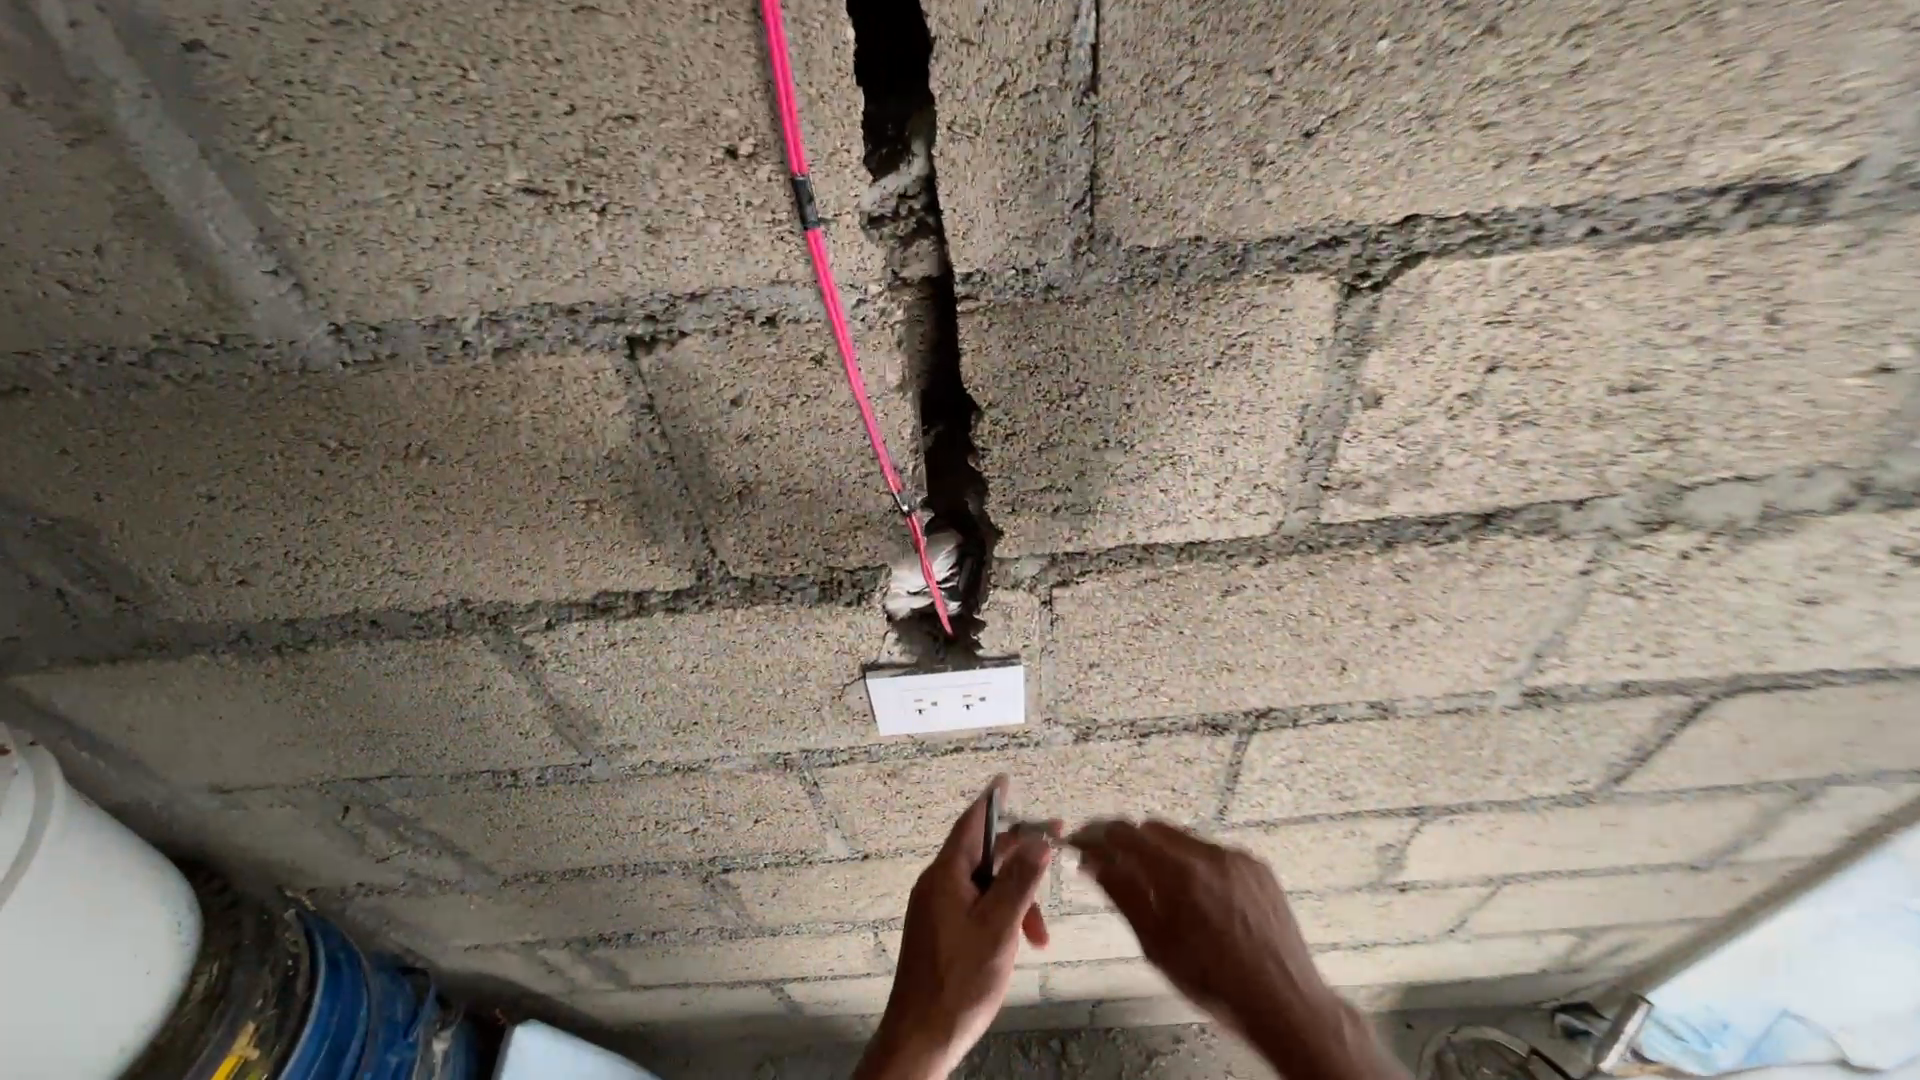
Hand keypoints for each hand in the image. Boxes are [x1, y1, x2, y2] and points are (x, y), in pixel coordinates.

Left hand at [854, 777, 1057, 1079]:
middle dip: (1021, 856)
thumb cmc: (960, 980)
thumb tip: (1039, 843)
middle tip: (1055, 845)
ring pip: (985, 886)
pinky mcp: (942, 931)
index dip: (991, 801)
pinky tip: (1020, 942)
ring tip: (1041, 936)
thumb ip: (1020, 883)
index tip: (1006, 780)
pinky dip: (1002, 916)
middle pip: (984, 854)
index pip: (972, 823)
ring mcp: (938, 908)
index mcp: (946, 875)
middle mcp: (939, 884)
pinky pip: (977, 906)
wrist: (922, 1035)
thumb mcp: (999, 928)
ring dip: (1017, 900)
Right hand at [1069, 819, 1404, 1079]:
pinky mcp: (1257, 867)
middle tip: (1116, 868)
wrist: (1284, 1003)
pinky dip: (1197, 866)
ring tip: (1162, 891)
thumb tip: (1093, 861)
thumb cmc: (1214, 983)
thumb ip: (1122, 893)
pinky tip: (1200, 899)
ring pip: (1184, 840)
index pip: (1124, 833)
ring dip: (1164, 855)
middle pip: (1152, 829)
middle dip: (1130, 844)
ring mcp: (1237, 858)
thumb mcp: (1155, 944)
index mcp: (1178, 873)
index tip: (1084, 846)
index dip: (1098, 837)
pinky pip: (1214, 853)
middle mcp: (1208, 854)